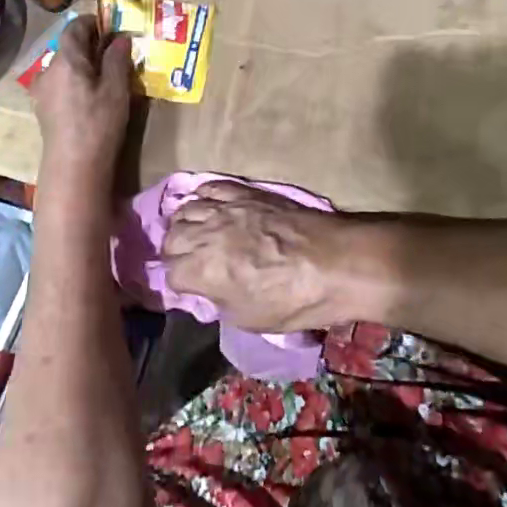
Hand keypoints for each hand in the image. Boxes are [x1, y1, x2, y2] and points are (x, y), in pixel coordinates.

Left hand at [29, 15, 133, 172]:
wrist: (73, 166)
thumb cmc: (98, 123)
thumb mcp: (116, 89)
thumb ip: (117, 59)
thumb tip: (120, 38)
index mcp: (65, 58)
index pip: (74, 27)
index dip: (92, 22)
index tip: (111, 26)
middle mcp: (48, 69)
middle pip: (67, 47)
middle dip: (89, 45)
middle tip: (113, 52)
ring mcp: (42, 90)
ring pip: (63, 67)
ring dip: (81, 65)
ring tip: (103, 77)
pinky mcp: (43, 109)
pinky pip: (59, 84)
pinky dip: (74, 82)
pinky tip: (89, 97)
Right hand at [161, 182, 352, 332]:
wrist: (335, 263)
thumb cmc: (295, 300)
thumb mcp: (249, 319)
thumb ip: (218, 301)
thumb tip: (208, 290)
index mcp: (202, 271)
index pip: (171, 274)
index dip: (180, 283)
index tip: (191, 288)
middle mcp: (204, 235)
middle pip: (171, 238)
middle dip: (176, 252)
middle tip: (190, 261)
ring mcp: (223, 209)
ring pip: (184, 210)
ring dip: (185, 224)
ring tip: (195, 233)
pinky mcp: (242, 192)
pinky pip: (209, 188)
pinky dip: (203, 197)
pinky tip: (208, 206)